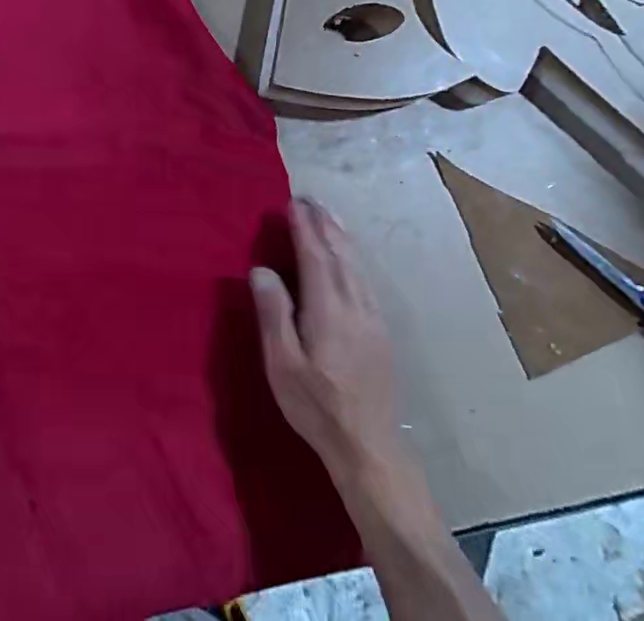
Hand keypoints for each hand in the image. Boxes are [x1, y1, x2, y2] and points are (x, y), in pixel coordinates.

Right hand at [252, 199, 402, 481]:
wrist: (368, 443)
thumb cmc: (316, 407)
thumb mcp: (282, 365)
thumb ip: (274, 314)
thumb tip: (262, 269)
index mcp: (328, 310)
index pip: (315, 257)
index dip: (304, 228)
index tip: (292, 203)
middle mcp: (355, 304)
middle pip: (340, 253)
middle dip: (324, 223)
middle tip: (309, 199)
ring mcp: (373, 316)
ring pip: (356, 264)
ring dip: (340, 236)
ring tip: (327, 216)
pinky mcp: (381, 330)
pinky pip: (365, 279)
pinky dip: (353, 257)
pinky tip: (348, 258)